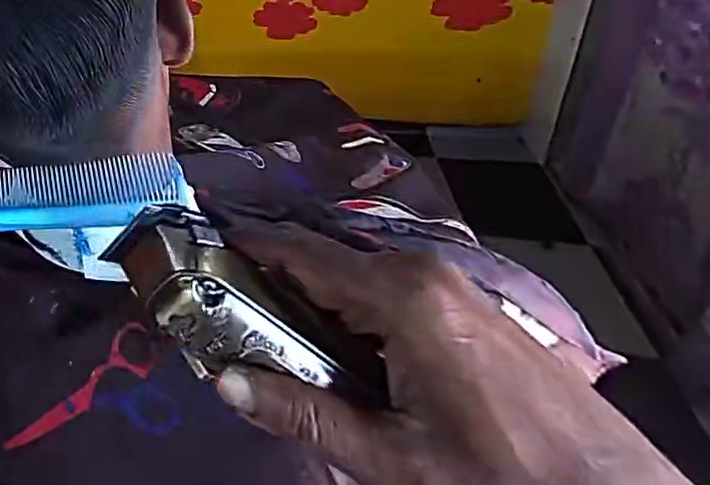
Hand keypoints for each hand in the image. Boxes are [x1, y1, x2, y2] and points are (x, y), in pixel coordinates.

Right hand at [213, 226, 685, 484]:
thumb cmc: (506, 481)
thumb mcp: (397, 463)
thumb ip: (304, 414)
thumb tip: (223, 381)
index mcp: (399, 293)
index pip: (296, 252)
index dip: (244, 248)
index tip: (203, 254)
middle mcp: (420, 269)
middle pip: (323, 259)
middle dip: (275, 281)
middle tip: (235, 310)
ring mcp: (451, 282)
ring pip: (355, 274)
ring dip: (316, 298)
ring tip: (285, 336)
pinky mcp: (470, 303)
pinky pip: (390, 288)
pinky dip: (354, 308)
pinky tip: (350, 352)